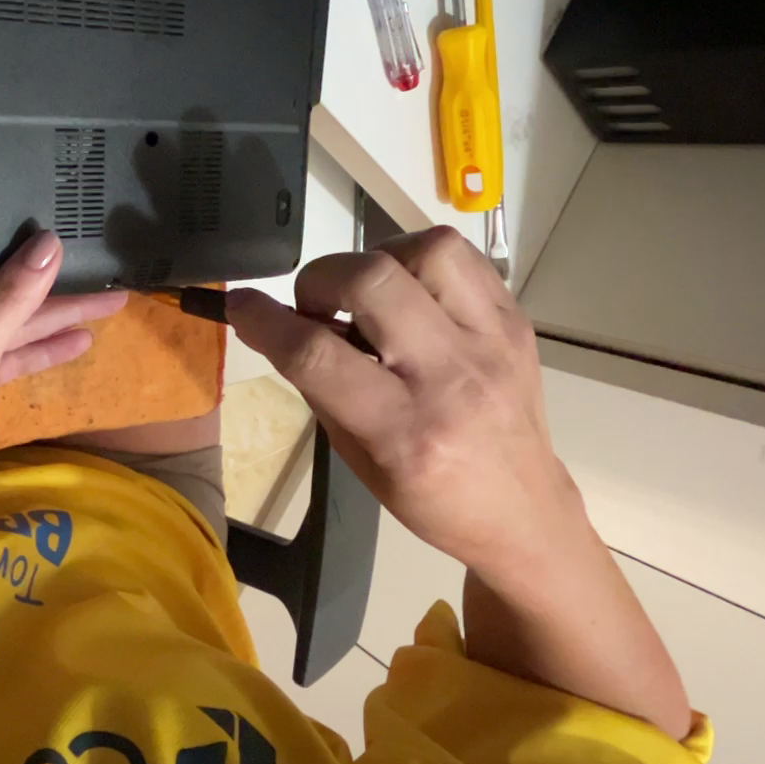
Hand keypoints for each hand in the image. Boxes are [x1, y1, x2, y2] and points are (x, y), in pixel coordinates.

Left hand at [0, 231, 127, 535]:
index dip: (23, 246)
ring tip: (111, 300)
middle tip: (106, 270)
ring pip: (17, 327)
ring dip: (60, 317)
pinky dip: (46, 348)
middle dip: (56, 286)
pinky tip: (81, 339)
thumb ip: (8, 302)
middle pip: (7, 295)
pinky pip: (16, 356)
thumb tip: (48, 245)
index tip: (68, 228)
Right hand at [225, 226, 588, 580]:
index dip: (265, 320)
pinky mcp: (515, 321)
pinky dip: (416, 258)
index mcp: (403, 431)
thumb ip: (318, 386)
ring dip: (375, 259)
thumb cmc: (428, 496)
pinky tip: (406, 288)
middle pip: (371, 283)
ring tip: (366, 292)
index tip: (241, 305)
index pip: (317, 356)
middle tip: (315, 307)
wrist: (523, 512)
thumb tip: (280, 324)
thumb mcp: (355, 458)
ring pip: (425, 252)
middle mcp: (452, 379)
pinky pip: (460, 255)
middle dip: (320, 279)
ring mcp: (492, 343)